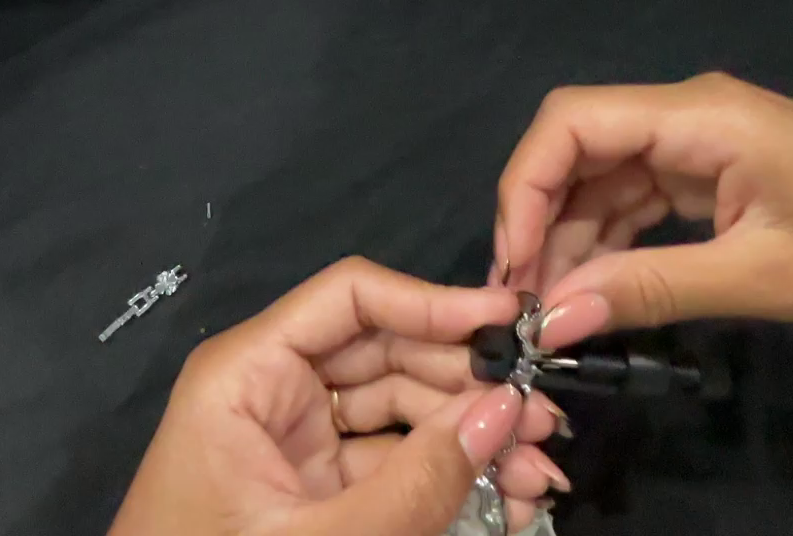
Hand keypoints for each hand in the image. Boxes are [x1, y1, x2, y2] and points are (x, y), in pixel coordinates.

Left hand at [109, 257, 572, 535]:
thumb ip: (416, 482)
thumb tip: (504, 409)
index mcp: (250, 370)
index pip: (352, 296)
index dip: (432, 300)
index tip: (507, 321)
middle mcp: (276, 386)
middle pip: (388, 352)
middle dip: (468, 382)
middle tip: (543, 408)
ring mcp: (300, 437)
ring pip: (401, 408)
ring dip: (470, 432)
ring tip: (540, 465)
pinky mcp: (319, 485)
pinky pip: (394, 461)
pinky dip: (447, 474)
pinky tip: (506, 495)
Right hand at [492, 73, 792, 347]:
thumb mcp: (765, 278)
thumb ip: (652, 288)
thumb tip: (555, 319)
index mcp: (699, 115)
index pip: (574, 120)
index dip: (526, 182)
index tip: (512, 259)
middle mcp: (686, 114)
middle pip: (579, 146)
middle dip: (541, 216)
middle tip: (523, 297)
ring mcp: (698, 141)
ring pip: (603, 177)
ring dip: (572, 236)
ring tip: (553, 307)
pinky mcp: (711, 171)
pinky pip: (638, 198)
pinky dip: (611, 241)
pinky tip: (597, 288)